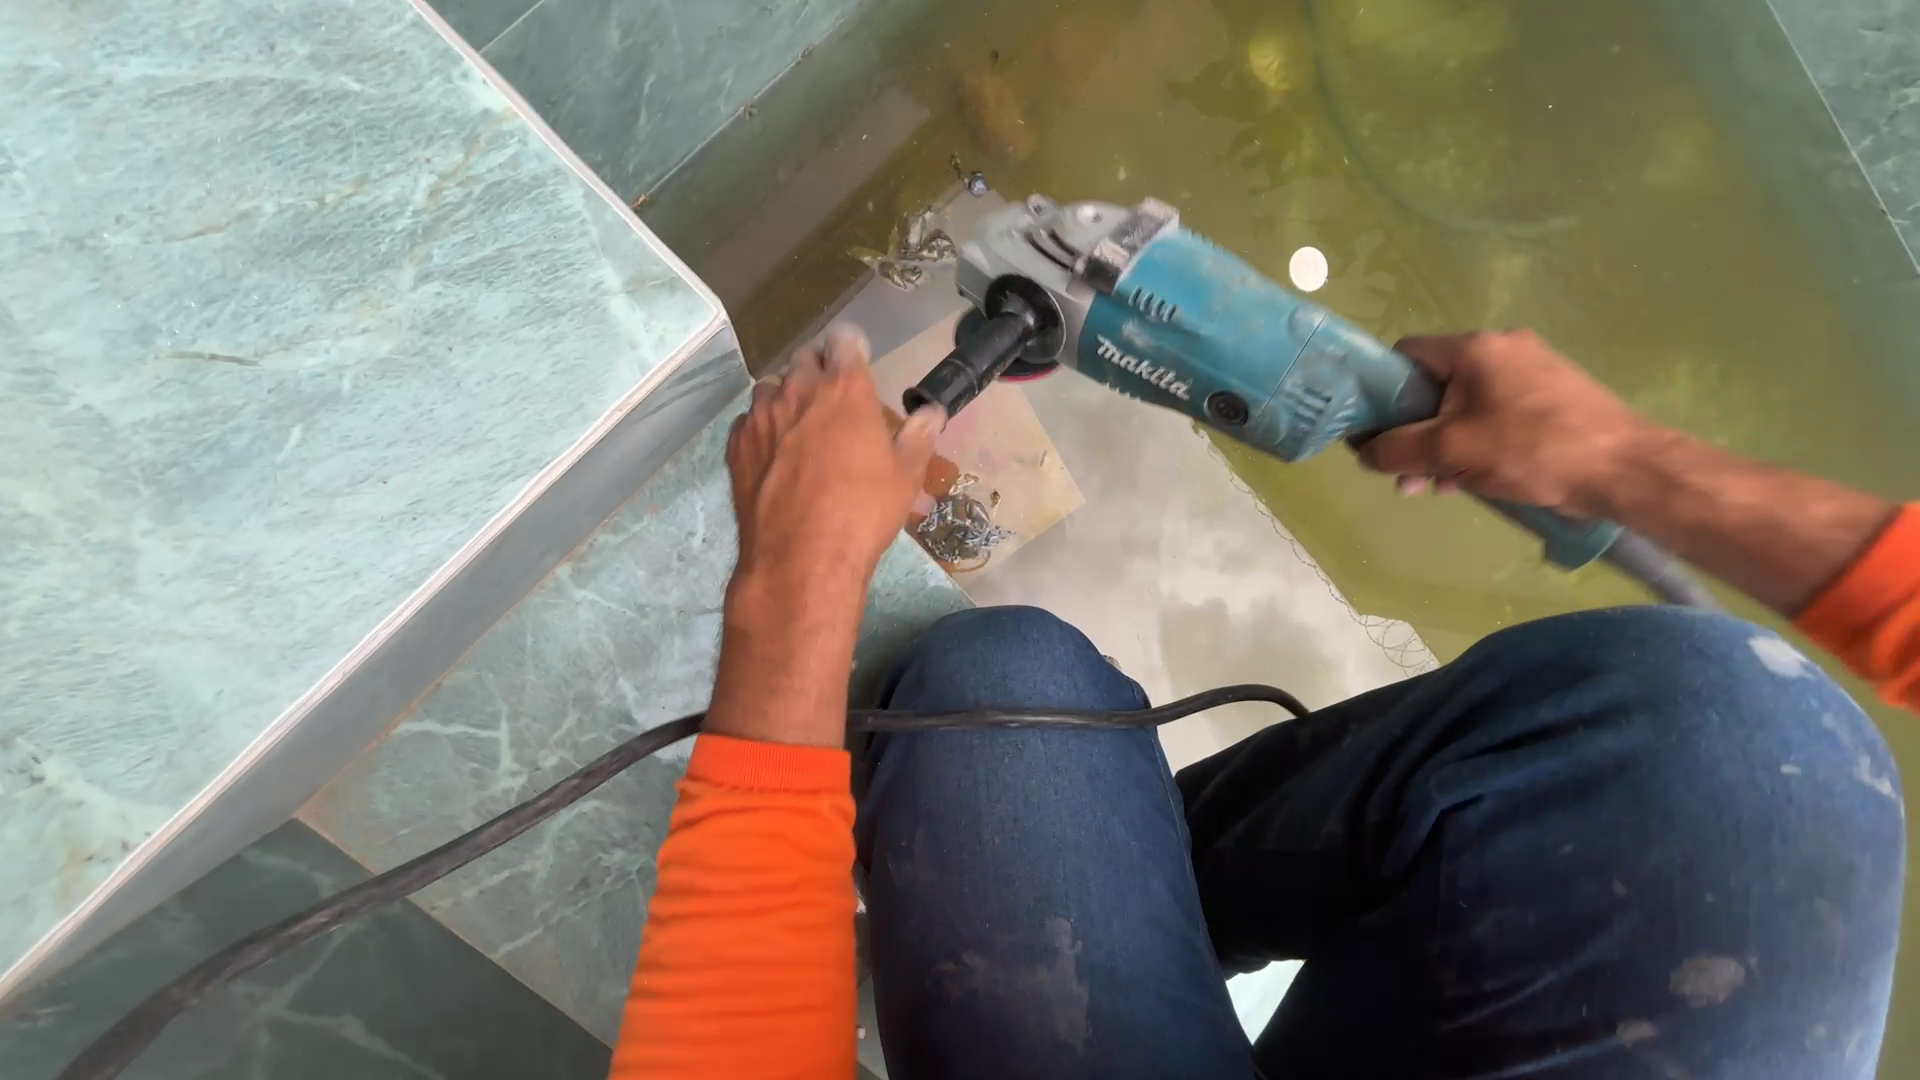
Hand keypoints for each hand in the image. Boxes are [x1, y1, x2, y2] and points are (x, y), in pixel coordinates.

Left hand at [726, 323, 943, 606]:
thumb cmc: (863, 512)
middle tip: (834, 400)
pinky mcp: (737, 445)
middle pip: (805, 358)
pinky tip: (775, 455)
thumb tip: (933, 413)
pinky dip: (763, 427)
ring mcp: (761, 416)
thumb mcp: (905, 477)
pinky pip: (749, 420)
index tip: (859, 364)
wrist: (801, 557)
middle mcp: (798, 390)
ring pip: (771, 386)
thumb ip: (919, 436)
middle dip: (820, 369)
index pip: (845, 339)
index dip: (854, 348)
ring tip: (801, 427)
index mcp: (845, 388)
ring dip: (787, 396)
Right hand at [1355, 330, 1655, 517]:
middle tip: (1398, 466)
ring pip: (1460, 407)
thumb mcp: (1447, 450)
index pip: (1406, 354)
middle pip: (1431, 385)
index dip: (1379, 388)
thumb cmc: (1530, 449)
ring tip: (1428, 484)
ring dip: (1437, 445)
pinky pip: (1490, 417)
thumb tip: (1364, 452)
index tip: (1370, 425)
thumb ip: (1394, 449)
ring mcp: (1530, 374)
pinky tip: (1463, 481)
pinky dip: (1470, 445)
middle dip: (1408, 429)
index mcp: (1475, 349)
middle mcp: (1502, 350)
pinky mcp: (1548, 400)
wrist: (1626, 470)